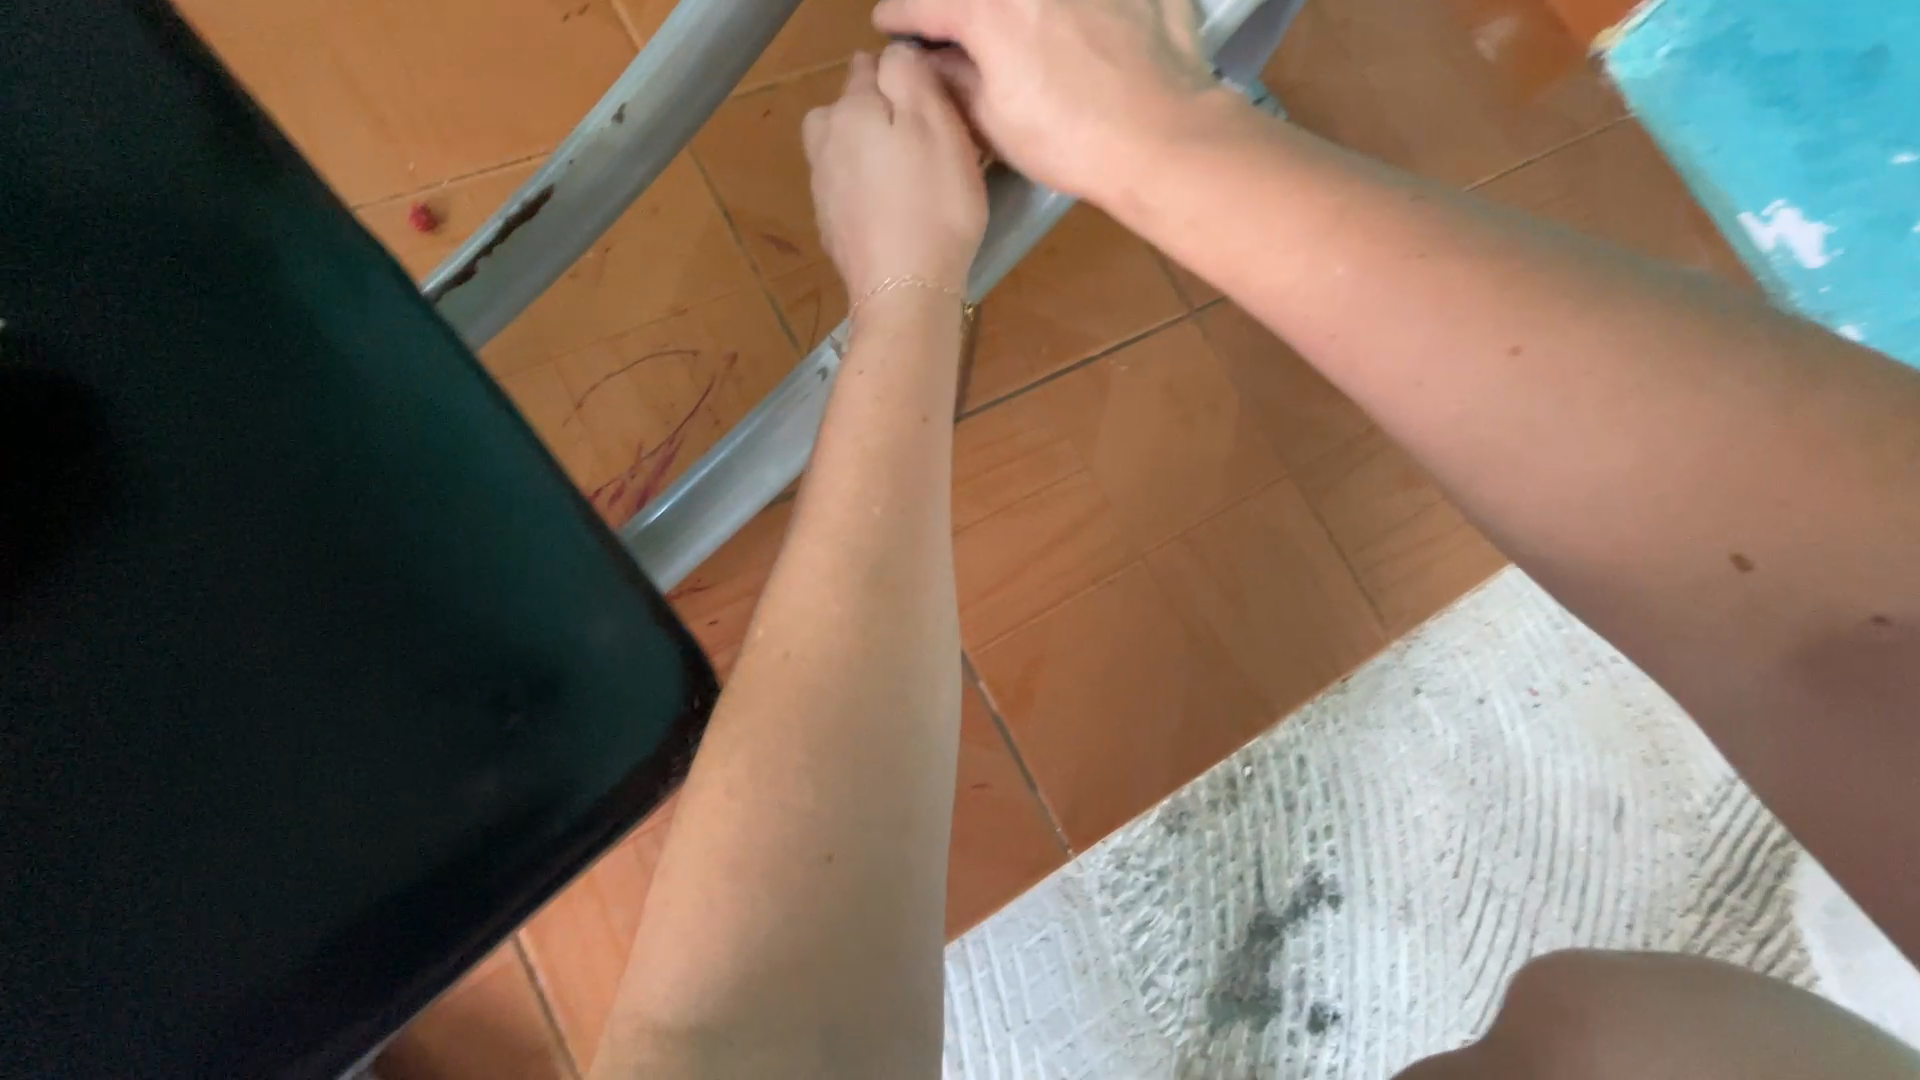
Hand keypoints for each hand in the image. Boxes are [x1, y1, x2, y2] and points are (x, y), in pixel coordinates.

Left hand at [803, 46, 988, 305]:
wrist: (905, 293)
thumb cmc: (933, 207)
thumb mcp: (938, 126)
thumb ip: (911, 77)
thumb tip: (892, 54)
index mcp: (850, 111)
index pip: (867, 66)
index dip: (897, 74)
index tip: (926, 98)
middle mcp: (825, 145)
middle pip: (840, 109)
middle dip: (869, 111)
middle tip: (911, 136)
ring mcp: (823, 192)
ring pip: (837, 151)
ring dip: (860, 151)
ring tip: (898, 172)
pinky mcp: (831, 230)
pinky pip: (843, 193)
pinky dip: (860, 191)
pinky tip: (887, 209)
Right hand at [872, 0, 1229, 200]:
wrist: (1160, 138)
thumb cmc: (1068, 140)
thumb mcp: (997, 123)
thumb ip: (957, 83)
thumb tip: (935, 61)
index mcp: (990, 10)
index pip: (927, 4)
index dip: (902, 15)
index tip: (887, 22)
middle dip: (958, 10)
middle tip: (951, 26)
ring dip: (1016, 14)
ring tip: (1019, 40)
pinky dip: (1083, 14)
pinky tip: (1082, 32)